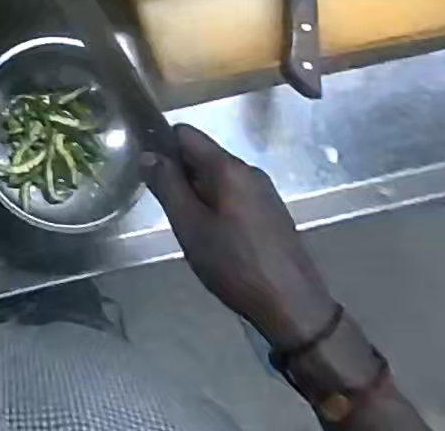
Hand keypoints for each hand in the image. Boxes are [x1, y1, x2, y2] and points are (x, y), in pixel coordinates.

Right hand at [143, 124, 337, 347]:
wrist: (296, 311)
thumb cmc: (236, 265)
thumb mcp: (189, 225)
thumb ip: (166, 184)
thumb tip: (147, 154)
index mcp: (228, 167)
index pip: (184, 132)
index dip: (162, 147)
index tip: (153, 176)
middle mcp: (248, 169)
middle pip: (201, 153)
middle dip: (180, 174)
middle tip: (172, 209)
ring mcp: (264, 190)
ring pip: (217, 175)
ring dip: (198, 191)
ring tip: (193, 227)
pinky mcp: (272, 211)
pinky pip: (234, 192)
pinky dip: (217, 204)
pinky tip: (217, 237)